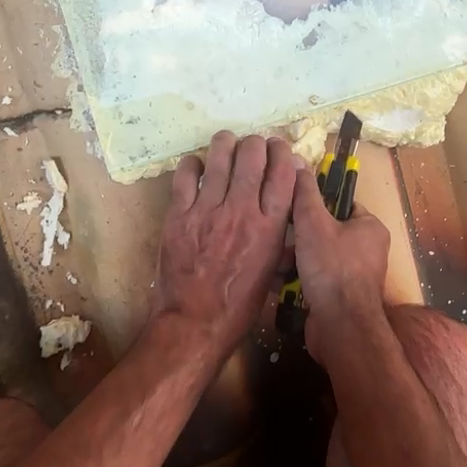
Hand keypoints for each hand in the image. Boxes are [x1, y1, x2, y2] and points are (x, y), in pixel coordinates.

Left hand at [154, 133, 297, 358]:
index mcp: (270, 227)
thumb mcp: (272, 271)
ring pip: (220, 157)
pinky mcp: (179, 214)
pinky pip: (186, 175)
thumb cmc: (239, 306)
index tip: (280, 149)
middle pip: (253, 155)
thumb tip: (287, 210)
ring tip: (227, 143)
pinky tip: (197, 166)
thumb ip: (281, 235)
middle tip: (253, 146)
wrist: (194, 324)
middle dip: (256, 143)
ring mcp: (208, 209)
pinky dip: (193, 164)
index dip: (283, 152)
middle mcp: (242, 210)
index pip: (283, 172)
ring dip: (226, 143)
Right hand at [290, 163, 390, 369]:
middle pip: (324, 230)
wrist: (341, 328)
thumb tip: (296, 160)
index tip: (290, 205)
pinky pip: (315, 277)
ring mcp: (354, 275)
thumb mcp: (313, 222)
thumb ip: (304, 192)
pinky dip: (296, 277)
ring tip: (271, 259)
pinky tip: (274, 279)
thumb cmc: (332, 268)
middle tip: (277, 235)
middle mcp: (367, 249)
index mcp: (369, 227)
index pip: (340, 203)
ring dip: (292, 258)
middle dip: (297, 235)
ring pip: (316, 255)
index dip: (314, 202)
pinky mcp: (339, 297)